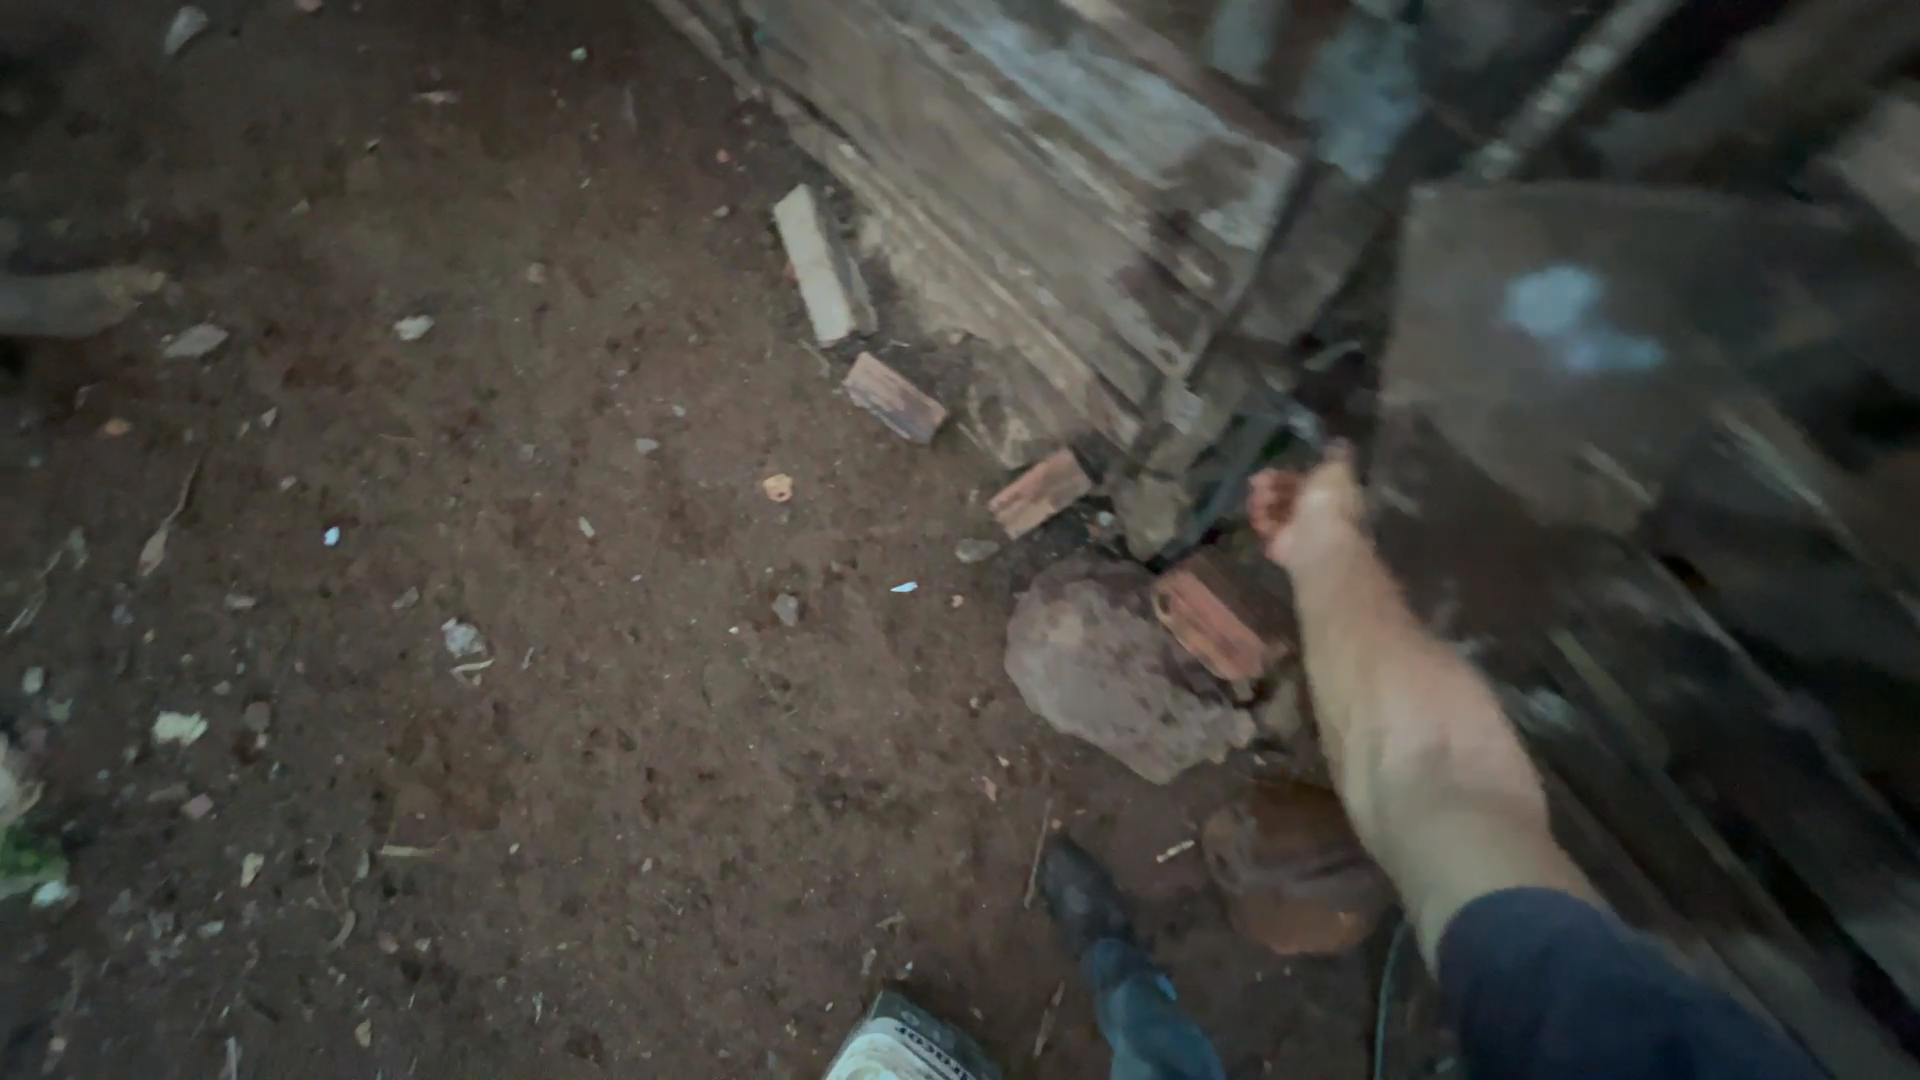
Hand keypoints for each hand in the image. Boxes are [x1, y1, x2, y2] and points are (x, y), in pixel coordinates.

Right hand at [1247, 443, 1363, 570]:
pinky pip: (1266, 528)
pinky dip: (1260, 519)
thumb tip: (1338, 442)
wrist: (1317, 539)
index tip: (1268, 471)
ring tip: (1257, 500)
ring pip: (1273, 509)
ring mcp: (1296, 529)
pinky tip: (1257, 514)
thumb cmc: (1328, 501)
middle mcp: (1313, 511)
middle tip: (1256, 483)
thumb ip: (1335, 455)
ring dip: (1262, 501)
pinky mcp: (1281, 544)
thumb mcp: (1337, 469)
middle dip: (1269, 486)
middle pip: (1284, 495)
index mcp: (1328, 492)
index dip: (1285, 475)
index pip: (1302, 481)